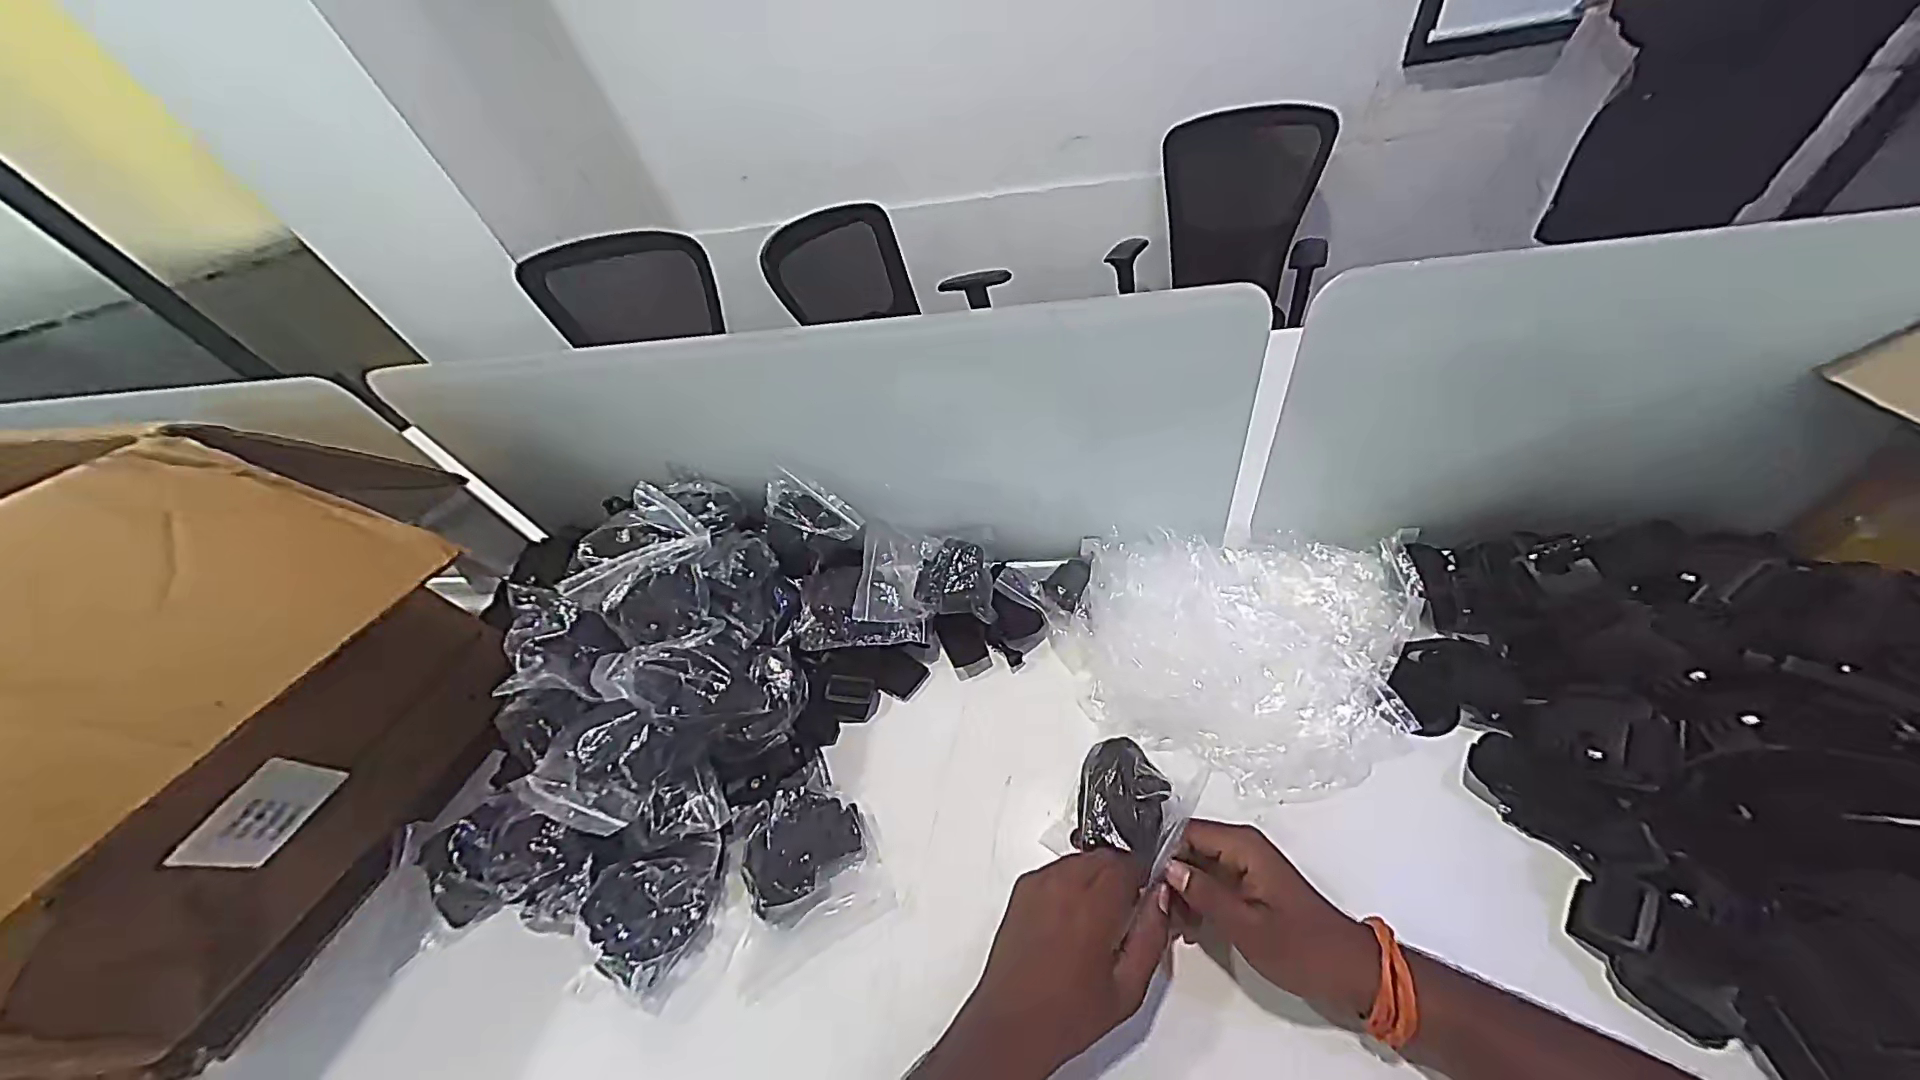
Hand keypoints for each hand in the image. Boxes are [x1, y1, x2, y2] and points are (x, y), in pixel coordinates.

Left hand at [917, 850, 1172, 1077]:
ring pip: (1080, 859)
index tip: (1150, 889)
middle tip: (1129, 905)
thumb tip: (1161, 901)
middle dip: (1122, 873)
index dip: (1145, 873)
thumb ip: (1151, 936)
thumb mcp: (1128, 988)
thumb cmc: (1065, 1014)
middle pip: (1104, 856)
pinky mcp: (1022, 888)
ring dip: (1096, 876)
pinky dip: (1070, 881)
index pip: (1127, 863)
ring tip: (1100, 917)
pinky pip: (1056, 870)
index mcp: (1092, 907)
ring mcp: (1039, 884)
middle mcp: (1062, 886)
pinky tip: (1073, 917)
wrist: (1013, 1022)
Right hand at [1167, 819, 1378, 1020]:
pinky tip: (1192, 926)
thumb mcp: (1246, 926)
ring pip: (1195, 865)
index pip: (1185, 832)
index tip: (1150, 883)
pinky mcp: (1246, 883)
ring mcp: (1244, 864)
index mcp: (1243, 845)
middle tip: (1163, 910)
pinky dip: (1197, 899)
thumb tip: (1169, 869)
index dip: (1163, 854)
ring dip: (1182, 892)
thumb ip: (1204, 894)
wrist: (1349, 972)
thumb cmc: (1304, 949)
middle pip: (1188, 847)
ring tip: (1178, 923)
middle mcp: (1242, 846)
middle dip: (1170, 876)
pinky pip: (1209, 881)